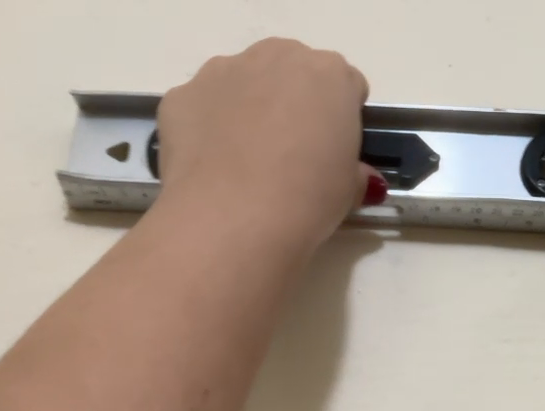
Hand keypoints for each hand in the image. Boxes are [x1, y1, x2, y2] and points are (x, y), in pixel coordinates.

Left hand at [154, 39, 378, 254]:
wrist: (235, 219)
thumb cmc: (307, 201)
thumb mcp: (348, 194)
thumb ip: (356, 175)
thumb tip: (361, 180)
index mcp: (329, 75)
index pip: (346, 88)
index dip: (340, 123)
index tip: (332, 156)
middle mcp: (276, 57)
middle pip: (291, 75)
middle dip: (292, 108)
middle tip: (289, 162)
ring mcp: (224, 71)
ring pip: (242, 85)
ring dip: (247, 114)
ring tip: (246, 170)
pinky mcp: (183, 96)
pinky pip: (201, 109)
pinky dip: (207, 133)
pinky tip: (212, 173)